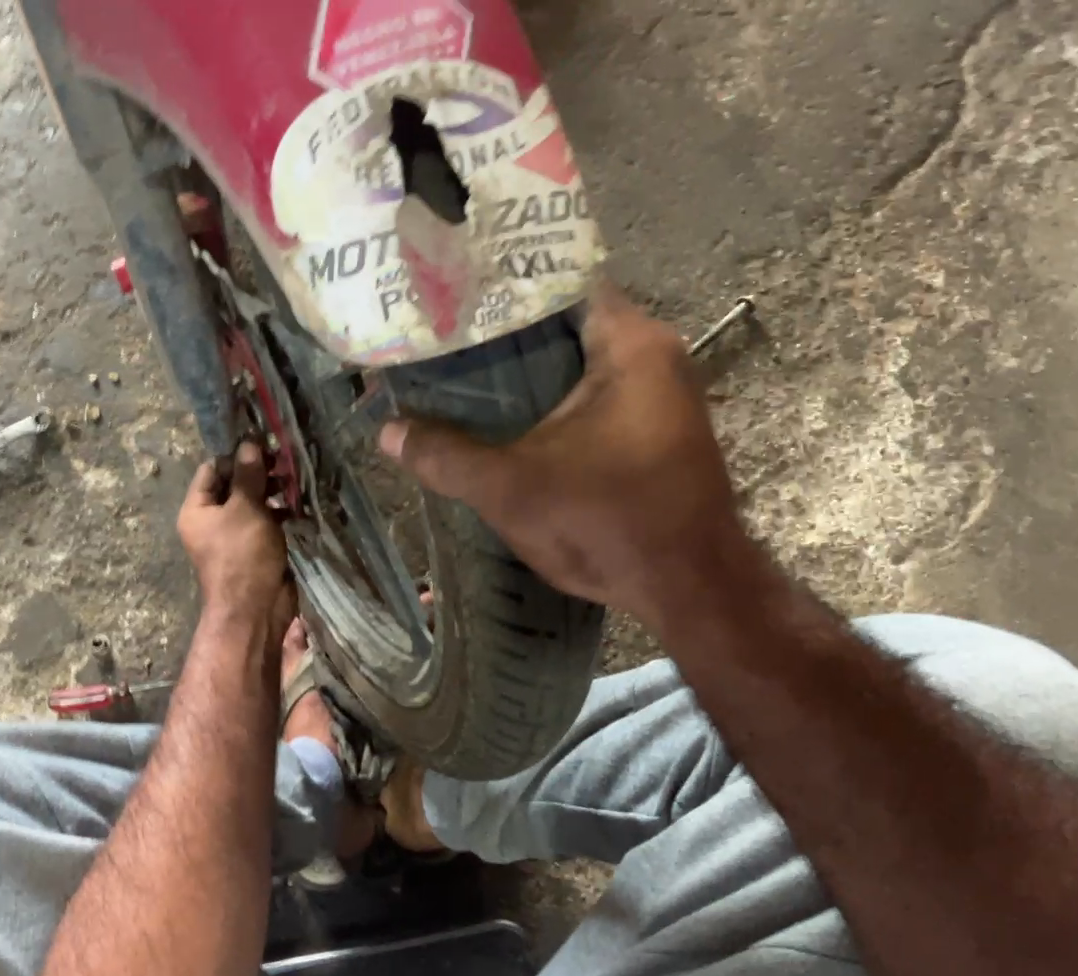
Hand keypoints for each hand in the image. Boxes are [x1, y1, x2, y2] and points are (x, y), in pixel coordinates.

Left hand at [178, 440, 292, 631]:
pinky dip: (278, 512)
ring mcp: (233, 535)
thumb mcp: (245, 508)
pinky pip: (264, 521)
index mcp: (196, 509)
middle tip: (284, 462)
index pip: (212, 469)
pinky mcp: (254, 547)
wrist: (255, 609)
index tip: (263, 446)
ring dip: (272, 491)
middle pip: (232, 484)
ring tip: (294, 481)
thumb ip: (248, 475)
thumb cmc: (243, 554)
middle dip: (258, 473)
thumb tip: (248, 443)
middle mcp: (211, 520)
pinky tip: (297, 505)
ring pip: (251, 502)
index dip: (235, 456)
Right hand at [377, 280, 747, 626]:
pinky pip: (590, 396)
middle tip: (438, 339)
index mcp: (630, 344)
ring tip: (456, 374)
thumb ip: (445, 455)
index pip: (556, 282)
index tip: (446, 298)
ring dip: (524, 373)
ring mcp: (659, 395)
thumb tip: (386, 432)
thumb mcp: (510, 488)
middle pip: (562, 325)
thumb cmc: (607, 523)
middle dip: (500, 335)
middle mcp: (654, 356)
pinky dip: (548, 402)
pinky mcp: (654, 432)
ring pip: (576, 364)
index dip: (497, 287)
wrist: (690, 591)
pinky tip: (503, 419)